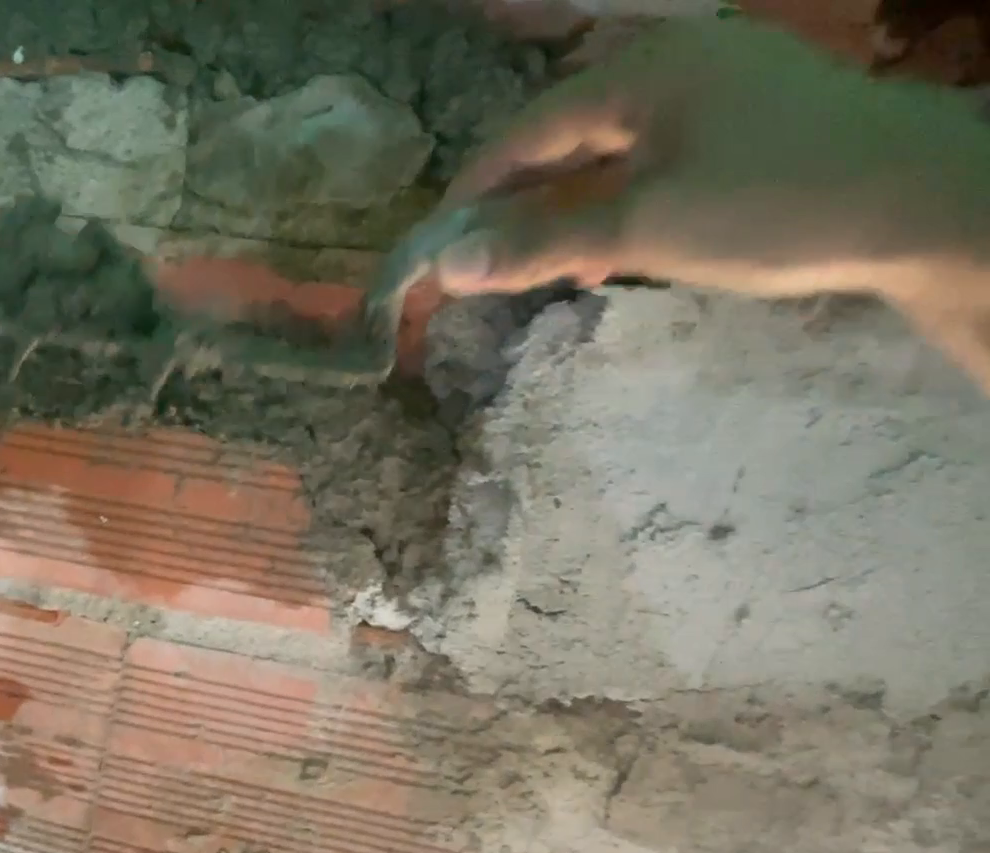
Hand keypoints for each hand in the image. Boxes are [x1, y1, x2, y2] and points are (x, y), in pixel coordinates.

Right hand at [435, 20, 989, 308]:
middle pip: (559, 140)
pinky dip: (607, 207)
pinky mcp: (738, 125)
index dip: (472, 189)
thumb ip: (535, 246)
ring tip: (528, 265)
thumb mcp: (640, 230)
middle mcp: (671, 69)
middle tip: (475, 258)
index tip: (434, 241)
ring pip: (600, 155)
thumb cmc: (773, 208)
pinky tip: (596, 252)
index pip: (525, 132)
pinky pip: (643, 162)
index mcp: (642, 73)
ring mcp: (711, 93)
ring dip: (558, 212)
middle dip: (512, 204)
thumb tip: (444, 267)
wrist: (933, 210)